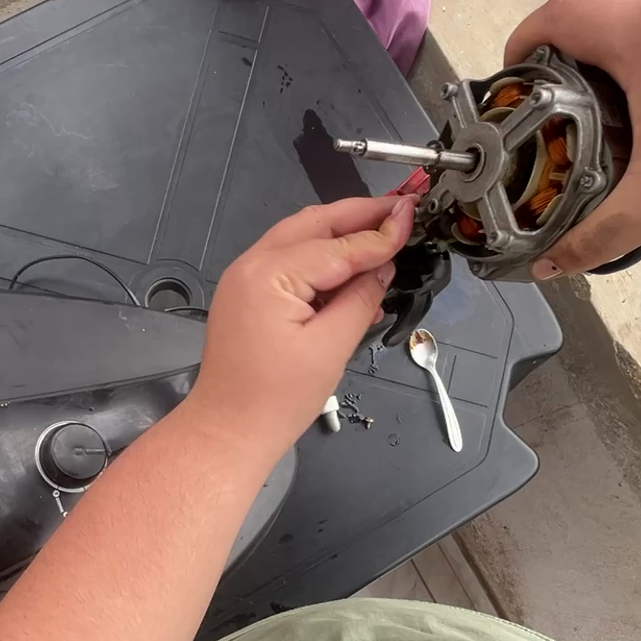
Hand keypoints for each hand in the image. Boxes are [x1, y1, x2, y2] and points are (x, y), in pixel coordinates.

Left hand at [183, 195, 415, 462]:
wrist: (228, 431)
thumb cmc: (275, 399)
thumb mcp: (330, 347)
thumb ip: (360, 299)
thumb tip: (383, 266)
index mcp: (268, 275)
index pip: (335, 245)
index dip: (379, 233)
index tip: (413, 216)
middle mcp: (250, 266)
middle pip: (313, 226)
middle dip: (358, 216)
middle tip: (400, 210)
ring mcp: (243, 281)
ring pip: (299, 241)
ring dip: (340, 237)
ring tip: (383, 237)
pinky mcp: (246, 298)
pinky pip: (288, 266)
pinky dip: (320, 264)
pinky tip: (352, 278)